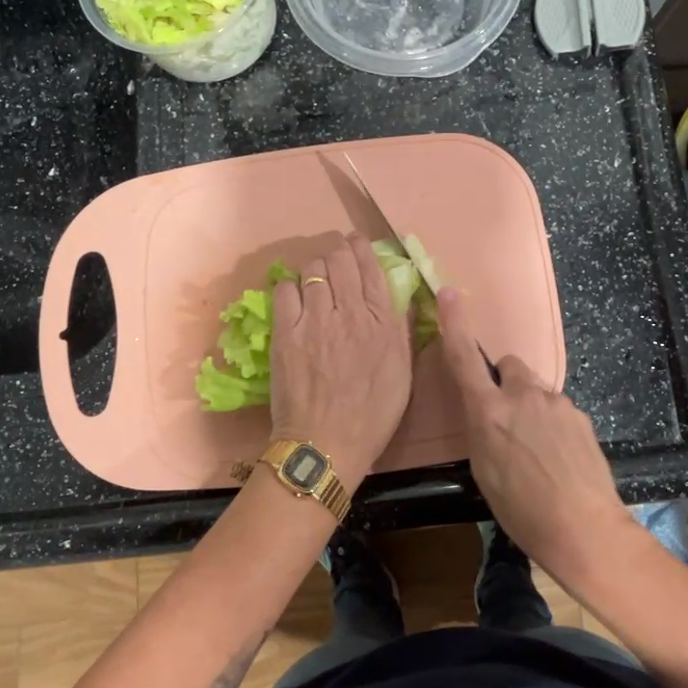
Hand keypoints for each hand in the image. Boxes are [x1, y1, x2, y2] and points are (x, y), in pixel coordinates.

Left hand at [268, 234, 413, 489]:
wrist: (325, 444)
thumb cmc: (371, 415)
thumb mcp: (402, 372)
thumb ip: (400, 330)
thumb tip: (398, 297)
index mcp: (382, 323)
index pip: (372, 268)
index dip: (362, 248)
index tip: (357, 243)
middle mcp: (351, 313)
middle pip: (340, 260)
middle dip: (338, 252)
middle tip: (336, 259)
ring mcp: (315, 320)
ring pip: (313, 269)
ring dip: (315, 268)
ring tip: (315, 280)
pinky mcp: (286, 332)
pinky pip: (285, 290)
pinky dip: (290, 286)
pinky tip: (294, 297)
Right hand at [438, 287, 629, 583]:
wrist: (584, 529)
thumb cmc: (521, 510)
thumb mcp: (484, 471)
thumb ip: (482, 430)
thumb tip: (487, 414)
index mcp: (488, 412)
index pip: (464, 357)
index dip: (454, 323)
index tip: (449, 292)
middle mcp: (522, 396)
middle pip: (508, 367)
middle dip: (504, 383)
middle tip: (507, 420)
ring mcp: (556, 403)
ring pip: (535, 390)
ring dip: (530, 407)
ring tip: (538, 452)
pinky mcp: (579, 415)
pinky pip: (557, 408)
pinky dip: (553, 424)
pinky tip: (560, 459)